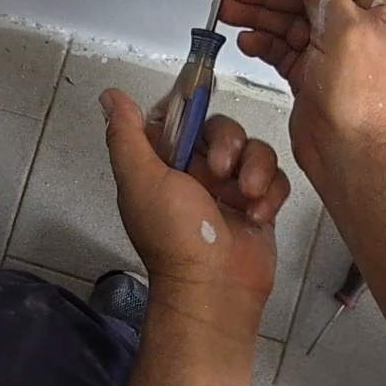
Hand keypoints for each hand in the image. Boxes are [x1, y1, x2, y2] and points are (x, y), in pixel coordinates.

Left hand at [100, 89, 290, 326]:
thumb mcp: (142, 181)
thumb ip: (126, 136)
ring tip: (248, 197)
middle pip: (221, 128)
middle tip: (222, 171)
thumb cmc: (175, 238)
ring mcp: (229, 189)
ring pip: (253, 149)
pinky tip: (258, 216)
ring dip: (256, 168)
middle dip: (228, 143)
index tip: (199, 116)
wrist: (215, 290)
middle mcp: (195, 173)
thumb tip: (110, 95)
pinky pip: (274, 178)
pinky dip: (271, 193)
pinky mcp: (258, 205)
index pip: (178, 117)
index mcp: (163, 164)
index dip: (190, 109)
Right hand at [218, 0, 385, 177]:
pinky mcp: (312, 75)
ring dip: (259, 13)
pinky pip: (284, 49)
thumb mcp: (342, 29)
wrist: (348, 155)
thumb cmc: (361, 103)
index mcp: (381, 14)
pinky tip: (247, 38)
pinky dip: (264, 42)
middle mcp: (360, 32)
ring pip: (291, 22)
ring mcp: (334, 55)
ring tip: (231, 7)